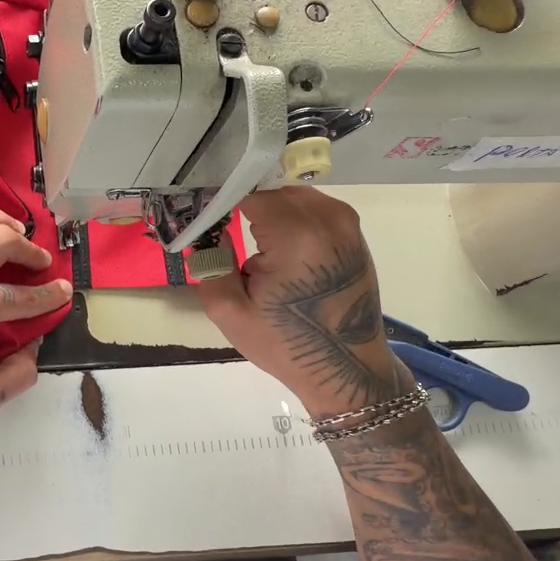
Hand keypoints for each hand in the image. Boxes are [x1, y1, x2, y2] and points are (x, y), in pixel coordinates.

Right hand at [195, 188, 402, 417]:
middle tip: (223, 232)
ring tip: (252, 245)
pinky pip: (315, 211)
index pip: (250, 194)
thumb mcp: (230, 311)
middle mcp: (328, 220)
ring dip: (272, 213)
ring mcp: (347, 226)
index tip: (204, 218)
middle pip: (274, 192)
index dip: (223, 201)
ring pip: (296, 198)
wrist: (346, 369)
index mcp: (296, 235)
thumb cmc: (286, 344)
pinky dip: (293, 221)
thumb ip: (210, 264)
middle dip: (247, 206)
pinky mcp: (355, 237)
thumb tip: (206, 233)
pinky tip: (278, 251)